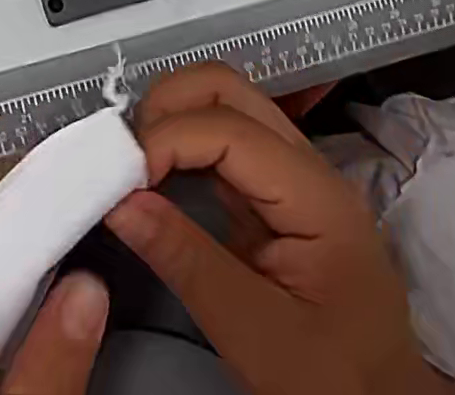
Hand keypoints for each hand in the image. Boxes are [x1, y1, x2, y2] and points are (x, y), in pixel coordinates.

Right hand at [103, 63, 442, 394]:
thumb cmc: (335, 383)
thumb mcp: (258, 337)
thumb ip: (186, 261)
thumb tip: (119, 203)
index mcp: (316, 196)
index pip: (228, 128)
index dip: (166, 140)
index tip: (121, 182)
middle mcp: (304, 166)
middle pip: (225, 88)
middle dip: (164, 107)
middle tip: (125, 160)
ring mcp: (287, 172)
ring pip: (218, 102)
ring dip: (166, 119)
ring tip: (132, 167)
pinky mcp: (267, 188)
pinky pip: (214, 138)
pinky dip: (174, 142)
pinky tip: (152, 175)